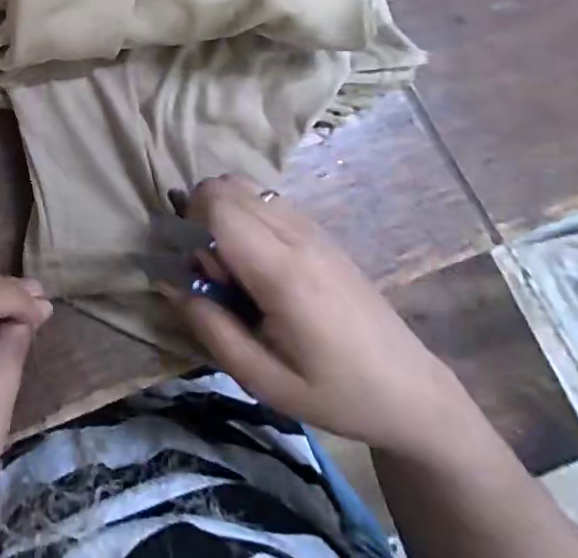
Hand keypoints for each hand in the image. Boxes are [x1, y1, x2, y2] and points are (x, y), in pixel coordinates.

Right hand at [167, 175, 475, 454]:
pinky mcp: (319, 230)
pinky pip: (265, 198)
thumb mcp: (263, 380)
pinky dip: (244, 214)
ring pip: (244, 185)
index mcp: (283, 272)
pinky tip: (257, 262)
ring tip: (234, 265)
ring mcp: (312, 227)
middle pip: (225, 187)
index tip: (200, 274)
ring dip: (221, 213)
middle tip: (214, 273)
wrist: (410, 388)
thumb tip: (167, 279)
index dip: (189, 229)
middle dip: (199, 219)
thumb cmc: (335, 392)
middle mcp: (297, 235)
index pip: (218, 206)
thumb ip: (209, 325)